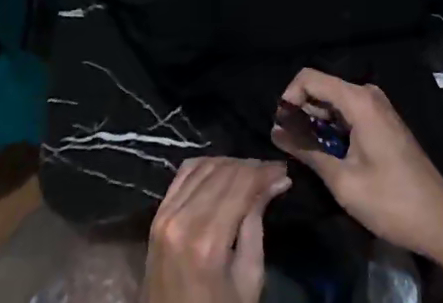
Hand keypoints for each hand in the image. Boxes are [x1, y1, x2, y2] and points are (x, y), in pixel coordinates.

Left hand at [144, 158, 289, 302]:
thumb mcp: (248, 278)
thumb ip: (257, 223)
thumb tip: (278, 181)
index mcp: (207, 240)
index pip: (242, 184)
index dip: (266, 172)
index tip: (285, 171)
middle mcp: (182, 219)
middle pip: (224, 172)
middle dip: (252, 167)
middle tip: (273, 173)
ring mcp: (165, 215)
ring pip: (204, 166)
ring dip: (231, 164)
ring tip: (252, 174)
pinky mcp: (157, 215)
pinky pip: (184, 174)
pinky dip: (206, 166)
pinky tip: (223, 172)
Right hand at [270, 69, 442, 264]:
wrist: (439, 221)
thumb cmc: (390, 201)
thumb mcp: (342, 180)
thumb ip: (307, 151)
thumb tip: (276, 131)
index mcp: (359, 100)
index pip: (310, 77)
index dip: (289, 97)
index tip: (279, 127)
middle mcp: (368, 95)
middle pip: (322, 88)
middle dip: (299, 111)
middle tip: (286, 144)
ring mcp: (378, 108)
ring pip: (334, 102)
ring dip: (314, 122)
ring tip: (302, 153)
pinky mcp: (382, 122)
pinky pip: (347, 113)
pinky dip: (331, 128)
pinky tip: (325, 154)